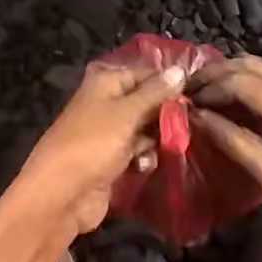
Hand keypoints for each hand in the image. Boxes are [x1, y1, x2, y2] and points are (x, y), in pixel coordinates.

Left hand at [14, 63, 187, 234]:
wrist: (62, 192)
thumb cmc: (92, 144)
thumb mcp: (126, 114)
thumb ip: (154, 93)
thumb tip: (179, 69)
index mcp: (105, 82)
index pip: (145, 73)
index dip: (170, 84)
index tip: (199, 97)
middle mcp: (107, 101)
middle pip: (148, 102)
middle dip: (167, 116)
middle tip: (188, 128)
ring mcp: (109, 131)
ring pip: (146, 128)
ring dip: (157, 140)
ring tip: (165, 149)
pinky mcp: (112, 157)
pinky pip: (138, 151)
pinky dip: (144, 157)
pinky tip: (144, 166)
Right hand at [187, 57, 261, 261]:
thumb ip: (230, 138)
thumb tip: (193, 115)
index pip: (243, 81)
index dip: (210, 86)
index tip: (184, 98)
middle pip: (254, 67)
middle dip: (218, 75)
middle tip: (190, 91)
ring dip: (234, 75)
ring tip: (208, 93)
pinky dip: (253, 82)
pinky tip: (238, 99)